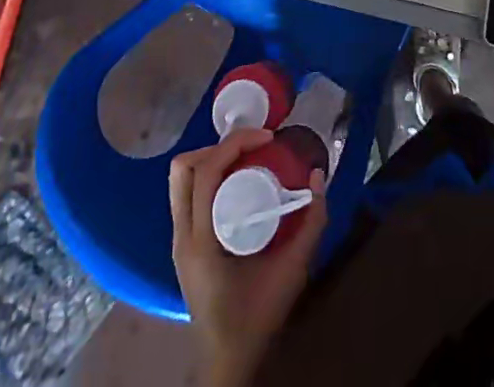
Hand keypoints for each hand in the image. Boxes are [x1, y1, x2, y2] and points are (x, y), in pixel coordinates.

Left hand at [171, 128, 327, 386]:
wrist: (230, 356)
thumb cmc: (259, 314)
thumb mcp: (294, 267)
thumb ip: (312, 221)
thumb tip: (317, 175)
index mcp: (201, 241)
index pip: (204, 174)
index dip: (233, 144)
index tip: (266, 136)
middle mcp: (181, 236)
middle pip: (181, 170)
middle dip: (217, 145)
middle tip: (253, 144)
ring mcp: (177, 241)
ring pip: (179, 181)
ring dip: (210, 159)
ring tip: (247, 157)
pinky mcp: (183, 245)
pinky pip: (187, 196)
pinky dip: (208, 176)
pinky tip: (237, 181)